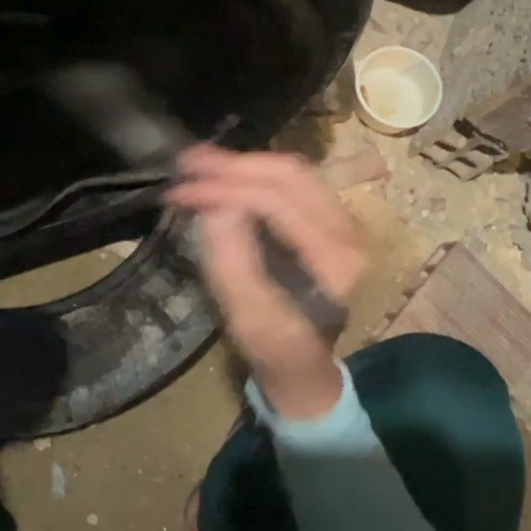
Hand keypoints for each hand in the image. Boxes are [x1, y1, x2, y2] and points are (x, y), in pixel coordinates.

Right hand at [166, 145, 367, 418]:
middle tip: (188, 163)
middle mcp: (348, 233)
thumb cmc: (276, 350)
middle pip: (291, 176)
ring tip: (199, 162)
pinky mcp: (327, 221)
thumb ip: (234, 263)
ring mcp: (341, 223)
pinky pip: (292, 184)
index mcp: (334, 259)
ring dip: (244, 165)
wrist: (303, 367)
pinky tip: (223, 175)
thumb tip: (216, 207)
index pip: (278, 203)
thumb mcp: (249, 318)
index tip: (181, 190)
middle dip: (236, 165)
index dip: (227, 188)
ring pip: (292, 173)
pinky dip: (255, 175)